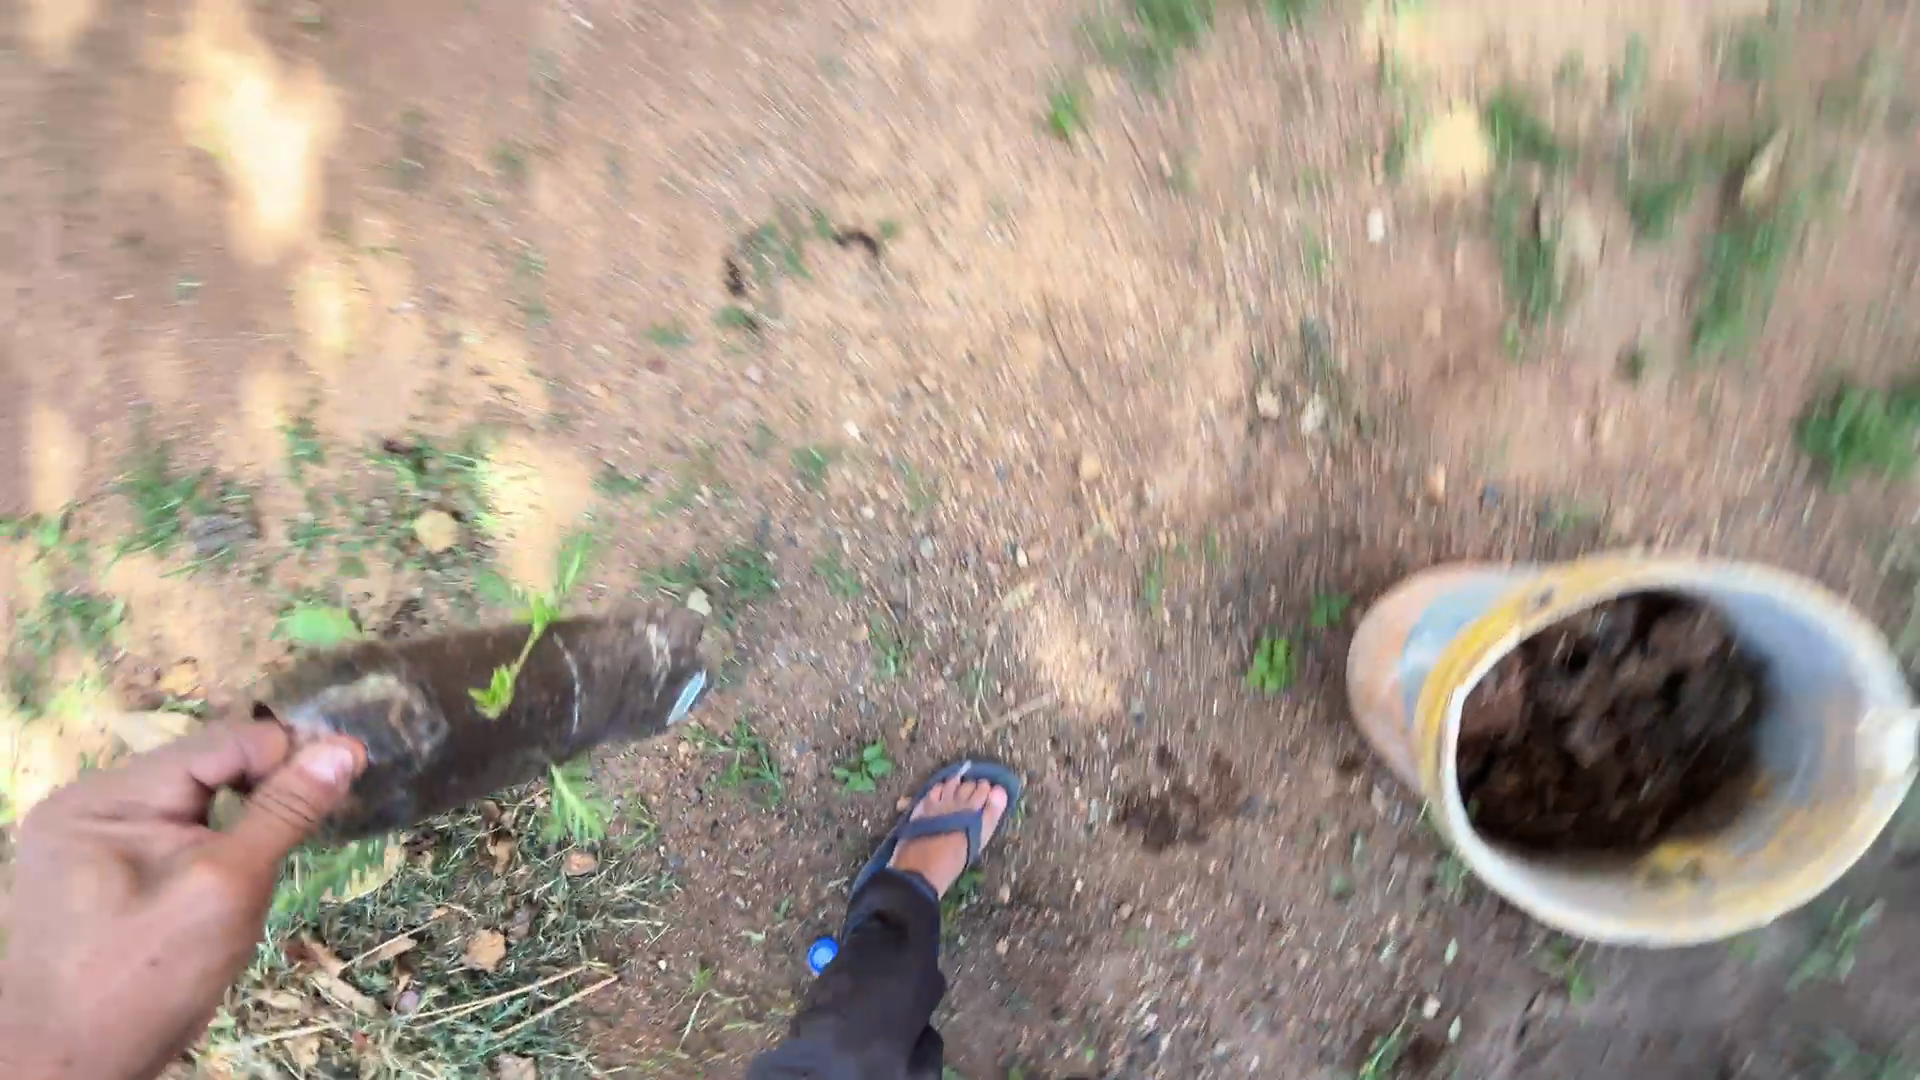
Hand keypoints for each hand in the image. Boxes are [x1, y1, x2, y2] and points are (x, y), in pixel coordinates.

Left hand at [0, 721, 365, 1079]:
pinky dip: (249, 818)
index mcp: (107, 799)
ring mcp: (112, 829)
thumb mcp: (228, 884)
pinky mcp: (130, 855)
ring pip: (220, 782)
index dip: (295, 753)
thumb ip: (288, 809)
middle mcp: (103, 801)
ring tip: (308, 822)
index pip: (229, 742)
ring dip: (271, 797)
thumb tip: (349, 747)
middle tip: (332, 804)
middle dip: (283, 774)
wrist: (75, 1070)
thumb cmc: (147, 977)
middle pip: (223, 756)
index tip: (353, 775)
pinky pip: (206, 812)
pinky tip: (270, 841)